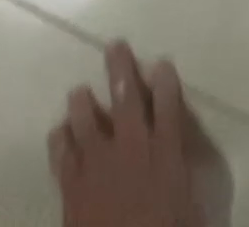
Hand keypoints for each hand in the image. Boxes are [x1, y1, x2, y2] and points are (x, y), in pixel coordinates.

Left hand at [49, 42, 206, 226]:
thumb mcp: (189, 204)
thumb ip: (183, 171)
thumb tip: (181, 151)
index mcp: (166, 151)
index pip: (169, 103)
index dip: (165, 80)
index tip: (161, 62)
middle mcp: (132, 148)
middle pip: (127, 98)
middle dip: (122, 69)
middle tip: (114, 45)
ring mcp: (98, 165)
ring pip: (87, 120)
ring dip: (82, 102)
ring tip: (78, 90)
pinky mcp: (71, 186)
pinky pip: (62, 154)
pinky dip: (60, 139)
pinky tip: (60, 131)